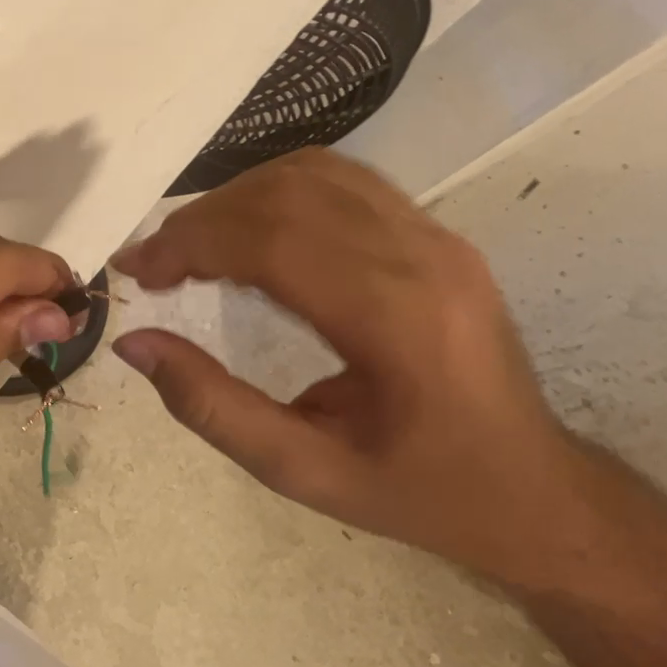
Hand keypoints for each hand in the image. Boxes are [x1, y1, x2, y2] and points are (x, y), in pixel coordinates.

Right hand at [111, 148, 589, 587]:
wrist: (532, 489)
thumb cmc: (416, 491)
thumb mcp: (300, 472)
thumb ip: (210, 407)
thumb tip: (134, 345)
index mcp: (394, 320)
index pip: (271, 241)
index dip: (188, 243)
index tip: (136, 272)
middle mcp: (422, 258)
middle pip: (285, 196)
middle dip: (199, 220)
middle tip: (152, 265)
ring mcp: (437, 238)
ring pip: (313, 174)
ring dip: (234, 199)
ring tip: (192, 248)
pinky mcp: (437, 236)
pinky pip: (343, 183)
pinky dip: (276, 193)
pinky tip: (248, 232)